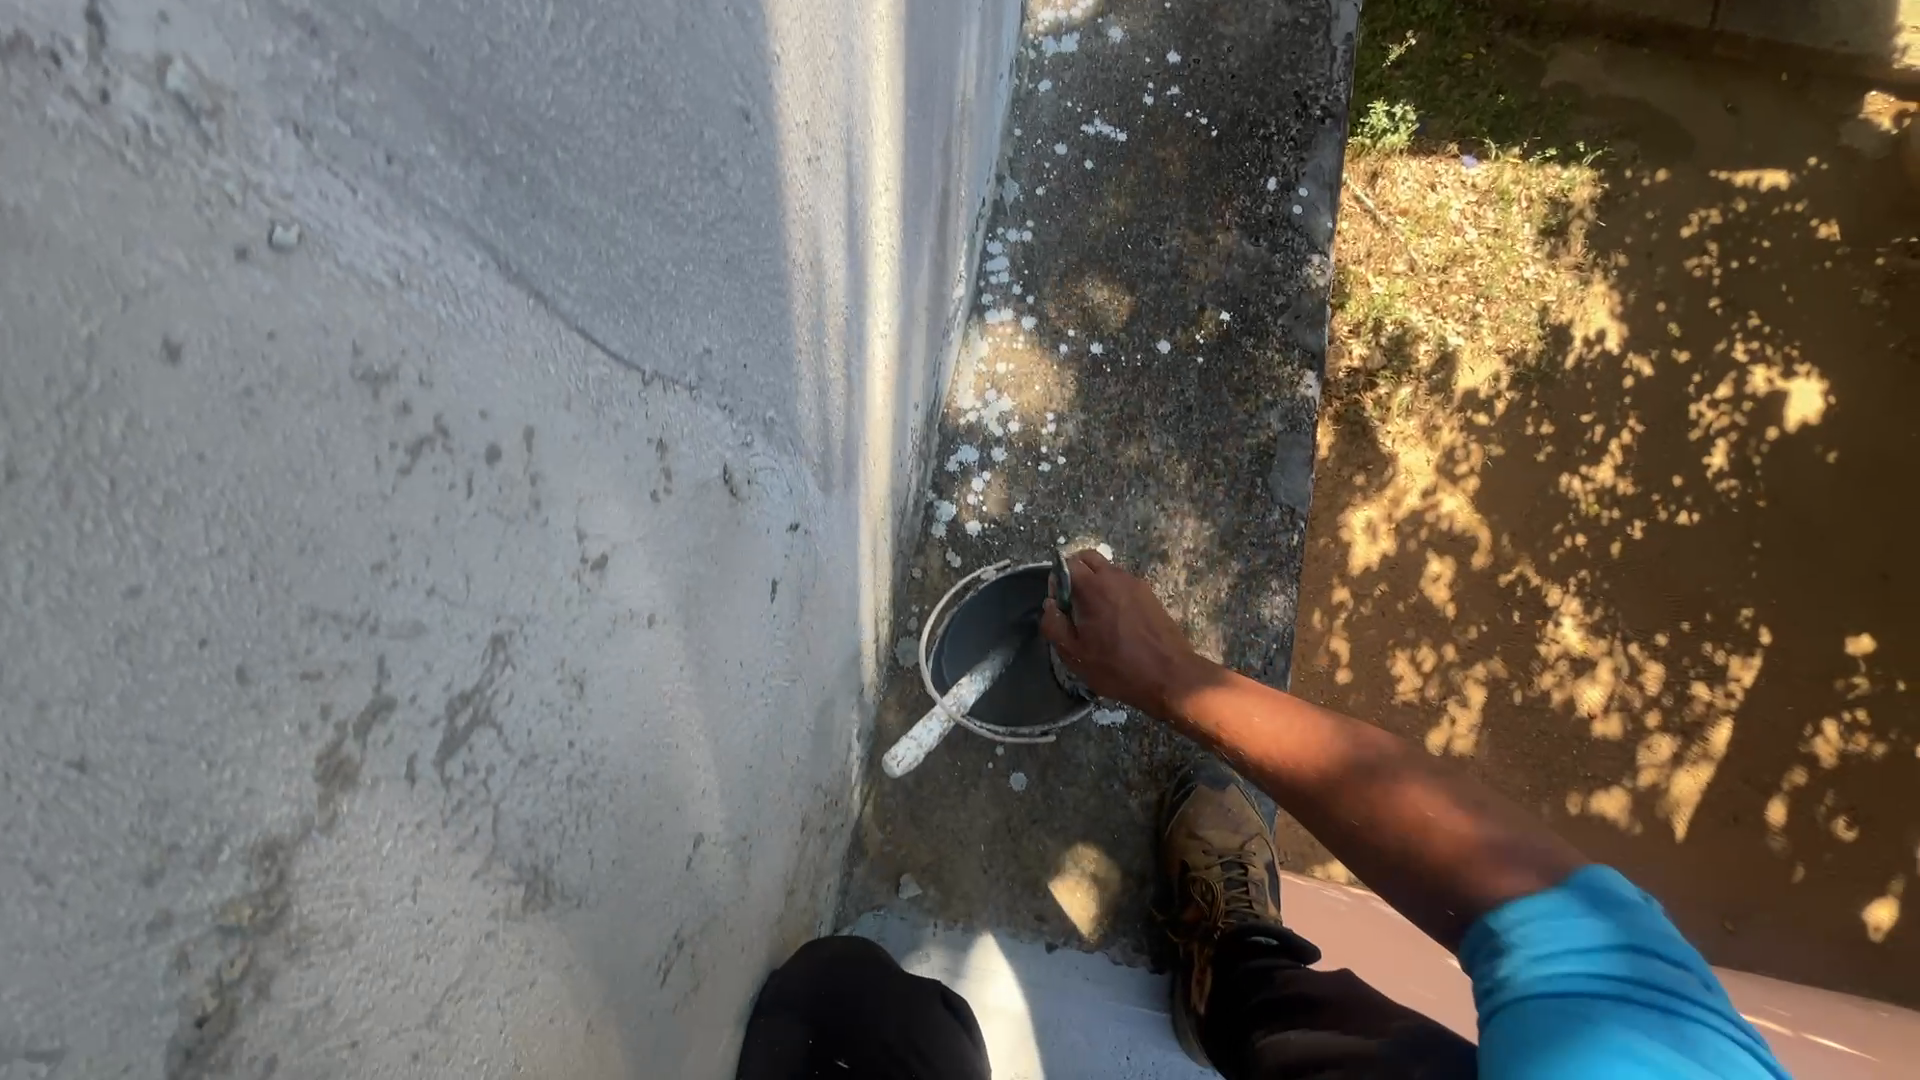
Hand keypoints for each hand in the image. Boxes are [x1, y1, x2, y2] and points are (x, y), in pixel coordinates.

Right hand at [1040, 549, 1214, 718]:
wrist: (1169, 676)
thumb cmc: (1117, 667)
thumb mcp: (1074, 654)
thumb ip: (1054, 625)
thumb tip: (1050, 605)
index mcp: (1092, 588)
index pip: (1067, 564)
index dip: (1057, 581)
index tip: (1059, 604)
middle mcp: (1115, 577)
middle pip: (1088, 558)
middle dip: (1075, 572)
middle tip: (1073, 602)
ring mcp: (1136, 584)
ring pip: (1107, 570)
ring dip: (1095, 583)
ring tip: (1095, 615)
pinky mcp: (1150, 595)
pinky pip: (1123, 583)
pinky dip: (1113, 592)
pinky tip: (1116, 620)